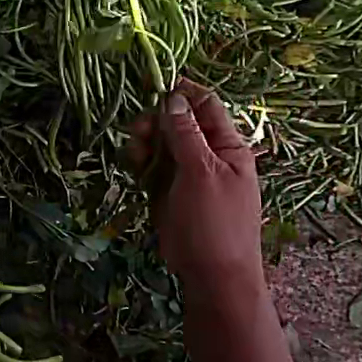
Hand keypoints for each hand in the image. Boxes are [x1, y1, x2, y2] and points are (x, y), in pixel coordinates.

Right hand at [129, 79, 265, 296]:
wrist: (211, 274)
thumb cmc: (215, 221)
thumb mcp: (202, 172)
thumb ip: (186, 134)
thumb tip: (173, 98)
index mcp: (227, 146)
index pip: (206, 106)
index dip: (183, 94)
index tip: (154, 88)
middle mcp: (206, 155)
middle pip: (177, 123)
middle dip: (155, 121)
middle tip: (137, 131)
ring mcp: (185, 174)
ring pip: (160, 145)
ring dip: (145, 142)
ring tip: (135, 153)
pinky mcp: (166, 192)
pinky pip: (151, 167)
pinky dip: (141, 163)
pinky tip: (134, 167)